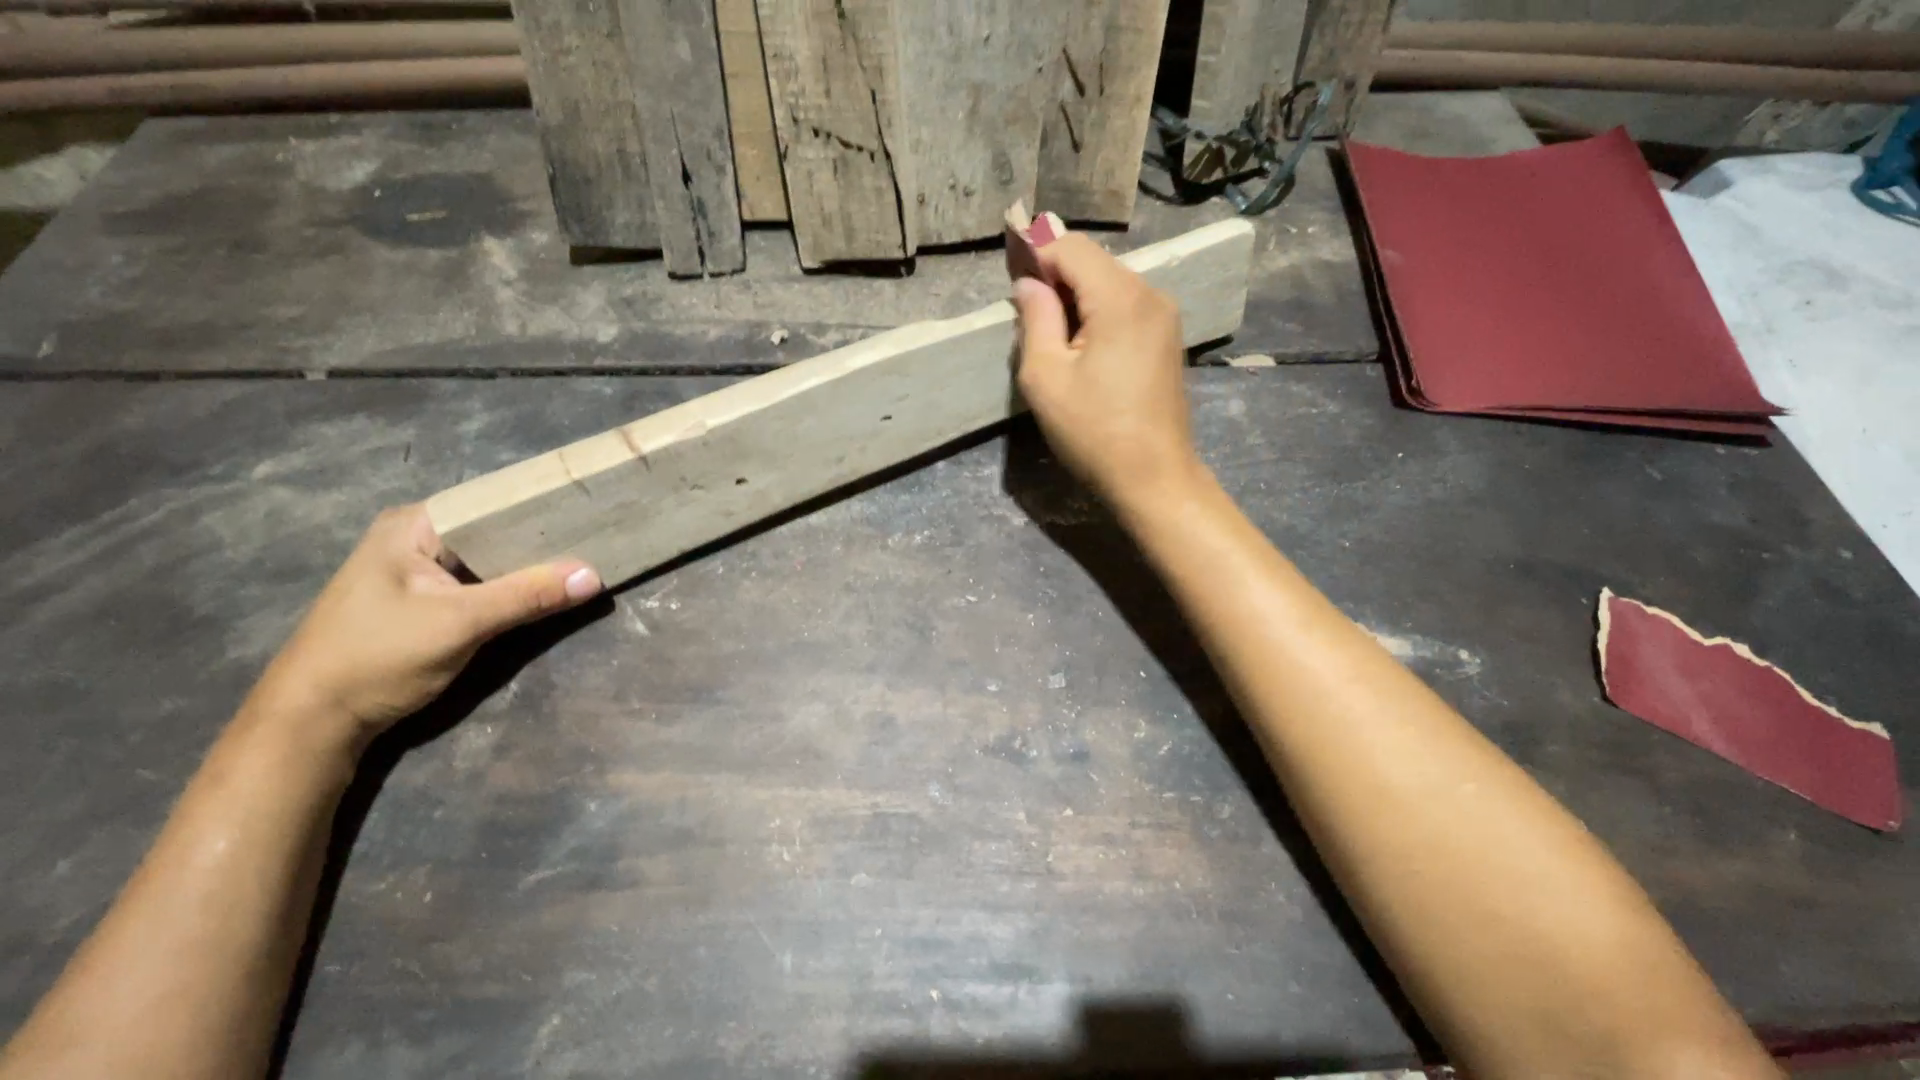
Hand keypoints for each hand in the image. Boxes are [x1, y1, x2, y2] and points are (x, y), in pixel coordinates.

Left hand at [249, 504, 601, 747]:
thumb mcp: (460, 624)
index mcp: (413, 524)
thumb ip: (528, 595)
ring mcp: (417, 572)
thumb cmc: (377, 657)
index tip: (593, 513)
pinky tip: (545, 593)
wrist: (314, 721)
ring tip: (585, 562)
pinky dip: (510, 590)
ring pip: (488, 561)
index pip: (491, 501)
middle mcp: (414, 538)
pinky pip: (478, 585)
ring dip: (528, 569)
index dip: (542, 507)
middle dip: (541, 541)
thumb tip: (594, 574)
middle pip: (492, 531)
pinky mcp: (423, 603)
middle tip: (599, 541)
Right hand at [1010, 233, 1204, 511]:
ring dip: (1077, 298)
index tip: (1013, 288)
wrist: (1154, 477)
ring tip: (1054, 340)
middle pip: (1093, 261)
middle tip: (1029, 319)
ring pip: (1109, 281)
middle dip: (1056, 278)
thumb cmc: (1093, 432)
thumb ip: (1035, 318)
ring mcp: (1165, 314)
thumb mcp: (1045, 377)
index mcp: (1120, 297)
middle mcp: (1150, 292)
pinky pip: (1126, 305)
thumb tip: (1028, 282)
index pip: (1070, 246)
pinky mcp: (1168, 336)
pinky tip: (1084, 350)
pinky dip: (1099, 313)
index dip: (1035, 256)